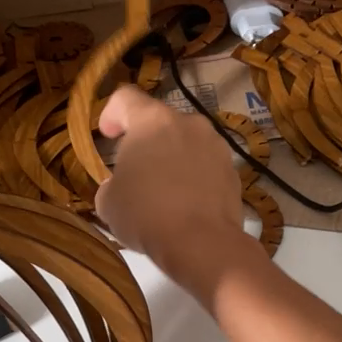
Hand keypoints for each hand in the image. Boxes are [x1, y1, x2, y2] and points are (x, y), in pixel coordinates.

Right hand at [94, 86, 246, 277]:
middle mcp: (190, 123)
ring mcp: (217, 147)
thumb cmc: (146, 215)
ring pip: (188, 144)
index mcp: (153, 120)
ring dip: (174, 159)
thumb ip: (111, 183)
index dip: (111, 113)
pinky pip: (207, 167)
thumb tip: (122, 186)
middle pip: (161, 123)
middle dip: (147, 142)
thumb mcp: (109, 201)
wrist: (202, 243)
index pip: (126, 98)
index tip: (107, 135)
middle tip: (136, 170)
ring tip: (165, 190)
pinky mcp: (234, 173)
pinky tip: (187, 204)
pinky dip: (196, 178)